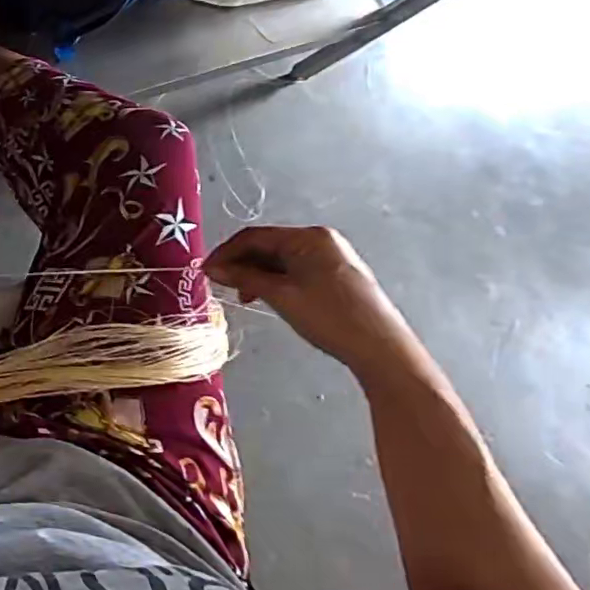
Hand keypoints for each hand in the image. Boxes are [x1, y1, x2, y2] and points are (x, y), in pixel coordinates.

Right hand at [205, 226, 424, 382]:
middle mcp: (321, 241)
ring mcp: (331, 258)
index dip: (225, 252)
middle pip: (266, 246)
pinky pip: (293, 270)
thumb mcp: (279, 294)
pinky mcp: (336, 275)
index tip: (205, 270)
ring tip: (242, 294)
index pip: (254, 237)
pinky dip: (273, 281)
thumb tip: (212, 269)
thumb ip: (242, 276)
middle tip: (219, 282)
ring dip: (255, 274)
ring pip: (278, 260)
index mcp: (309, 237)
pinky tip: (264, 296)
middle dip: (240, 264)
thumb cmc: (329, 317)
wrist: (384, 353)